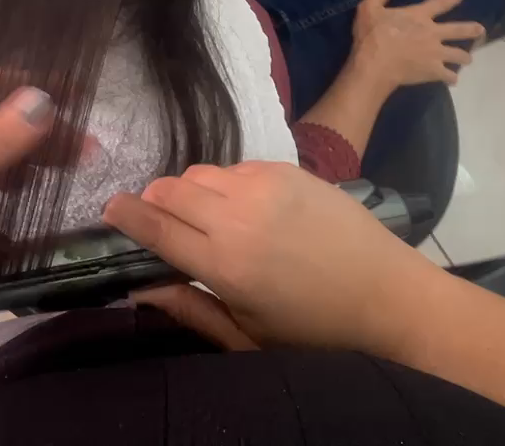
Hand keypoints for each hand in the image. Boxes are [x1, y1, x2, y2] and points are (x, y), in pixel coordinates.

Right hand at [106, 162, 445, 352]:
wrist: (394, 299)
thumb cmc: (318, 333)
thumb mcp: (250, 338)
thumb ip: (190, 309)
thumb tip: (138, 289)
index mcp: (225, 264)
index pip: (154, 226)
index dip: (125, 214)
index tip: (110, 209)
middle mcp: (237, 216)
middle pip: (168, 189)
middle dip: (154, 201)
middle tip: (163, 221)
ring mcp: (262, 185)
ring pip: (199, 173)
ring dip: (192, 193)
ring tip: (212, 219)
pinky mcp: (284, 168)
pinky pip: (233, 167)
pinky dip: (227, 185)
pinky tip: (249, 210)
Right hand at [345, 0, 484, 88]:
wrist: (375, 64)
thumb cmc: (371, 36)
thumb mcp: (368, 10)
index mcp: (418, 17)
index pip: (438, 3)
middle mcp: (433, 33)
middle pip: (460, 30)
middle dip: (472, 30)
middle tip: (480, 30)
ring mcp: (436, 54)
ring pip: (460, 55)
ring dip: (464, 57)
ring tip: (466, 59)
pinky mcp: (434, 71)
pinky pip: (449, 76)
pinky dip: (451, 78)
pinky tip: (452, 80)